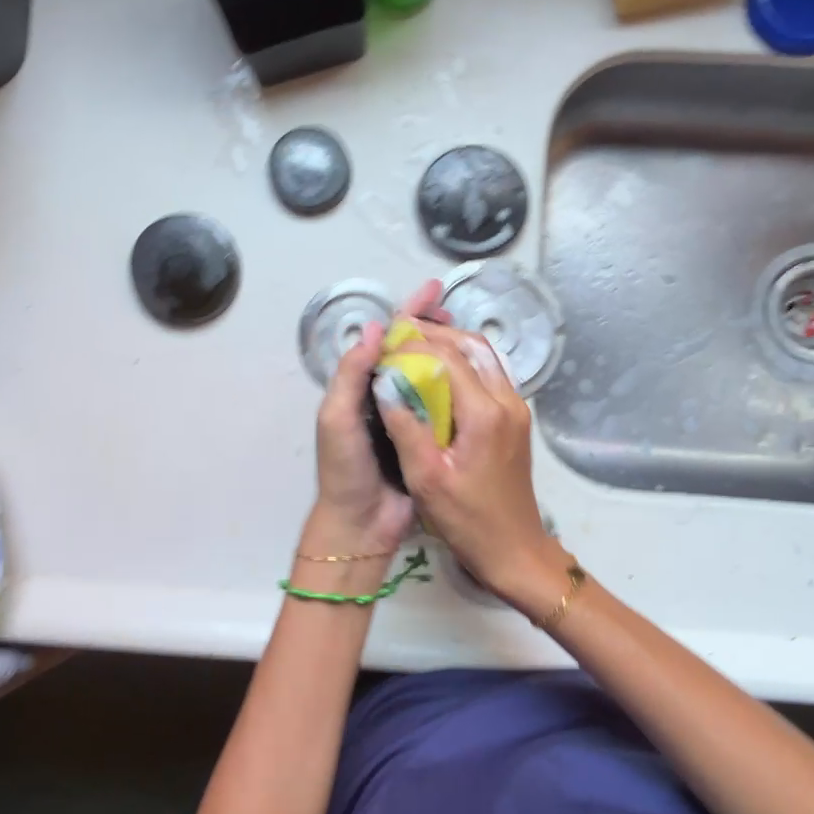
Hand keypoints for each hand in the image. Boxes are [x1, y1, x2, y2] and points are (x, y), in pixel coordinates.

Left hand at [301, 282, 445, 576]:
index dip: (408, 314)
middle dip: (430, 328)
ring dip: (447, 353)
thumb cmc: (344, 469)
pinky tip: (476, 376)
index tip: (433, 291)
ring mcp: (408, 417)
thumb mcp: (336, 418)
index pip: (384, 340)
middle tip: (454, 311)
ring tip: (469, 335)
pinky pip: (446, 405)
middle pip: (410, 352)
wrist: (362, 523)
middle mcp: (384, 396)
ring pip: (430, 374)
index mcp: (360, 388)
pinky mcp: (428, 438)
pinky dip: (459, 387)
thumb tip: (372, 329)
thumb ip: (350, 375)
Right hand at [375, 322, 571, 614]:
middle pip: (472, 346)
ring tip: (416, 346)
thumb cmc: (467, 520)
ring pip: (485, 357)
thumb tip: (383, 383)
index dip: (416, 342)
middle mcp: (507, 401)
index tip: (387, 339)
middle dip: (436, 334)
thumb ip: (404, 427)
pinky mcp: (516, 420)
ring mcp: (517, 409)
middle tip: (400, 333)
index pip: (449, 357)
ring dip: (452, 346)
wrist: (515, 549)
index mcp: (485, 413)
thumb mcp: (426, 478)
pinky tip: (439, 374)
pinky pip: (490, 375)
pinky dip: (464, 364)